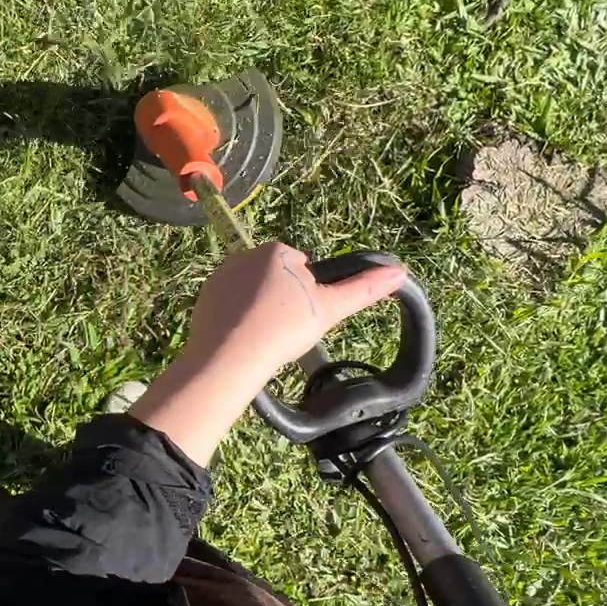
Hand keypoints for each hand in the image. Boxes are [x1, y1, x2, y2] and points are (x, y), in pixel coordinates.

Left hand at [128, 243, 405, 465]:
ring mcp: (221, 275)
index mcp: (277, 251)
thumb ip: (362, 290)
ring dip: (260, 308)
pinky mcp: (205, 295)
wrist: (232, 354)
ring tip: (265, 335)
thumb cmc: (285, 328)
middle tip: (285, 328)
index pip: (301, 266)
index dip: (307, 293)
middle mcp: (245, 255)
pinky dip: (237, 317)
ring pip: (252, 290)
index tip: (302, 315)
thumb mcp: (330, 309)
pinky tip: (243, 336)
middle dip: (282, 298)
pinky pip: (229, 304)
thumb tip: (400, 272)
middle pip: (275, 277)